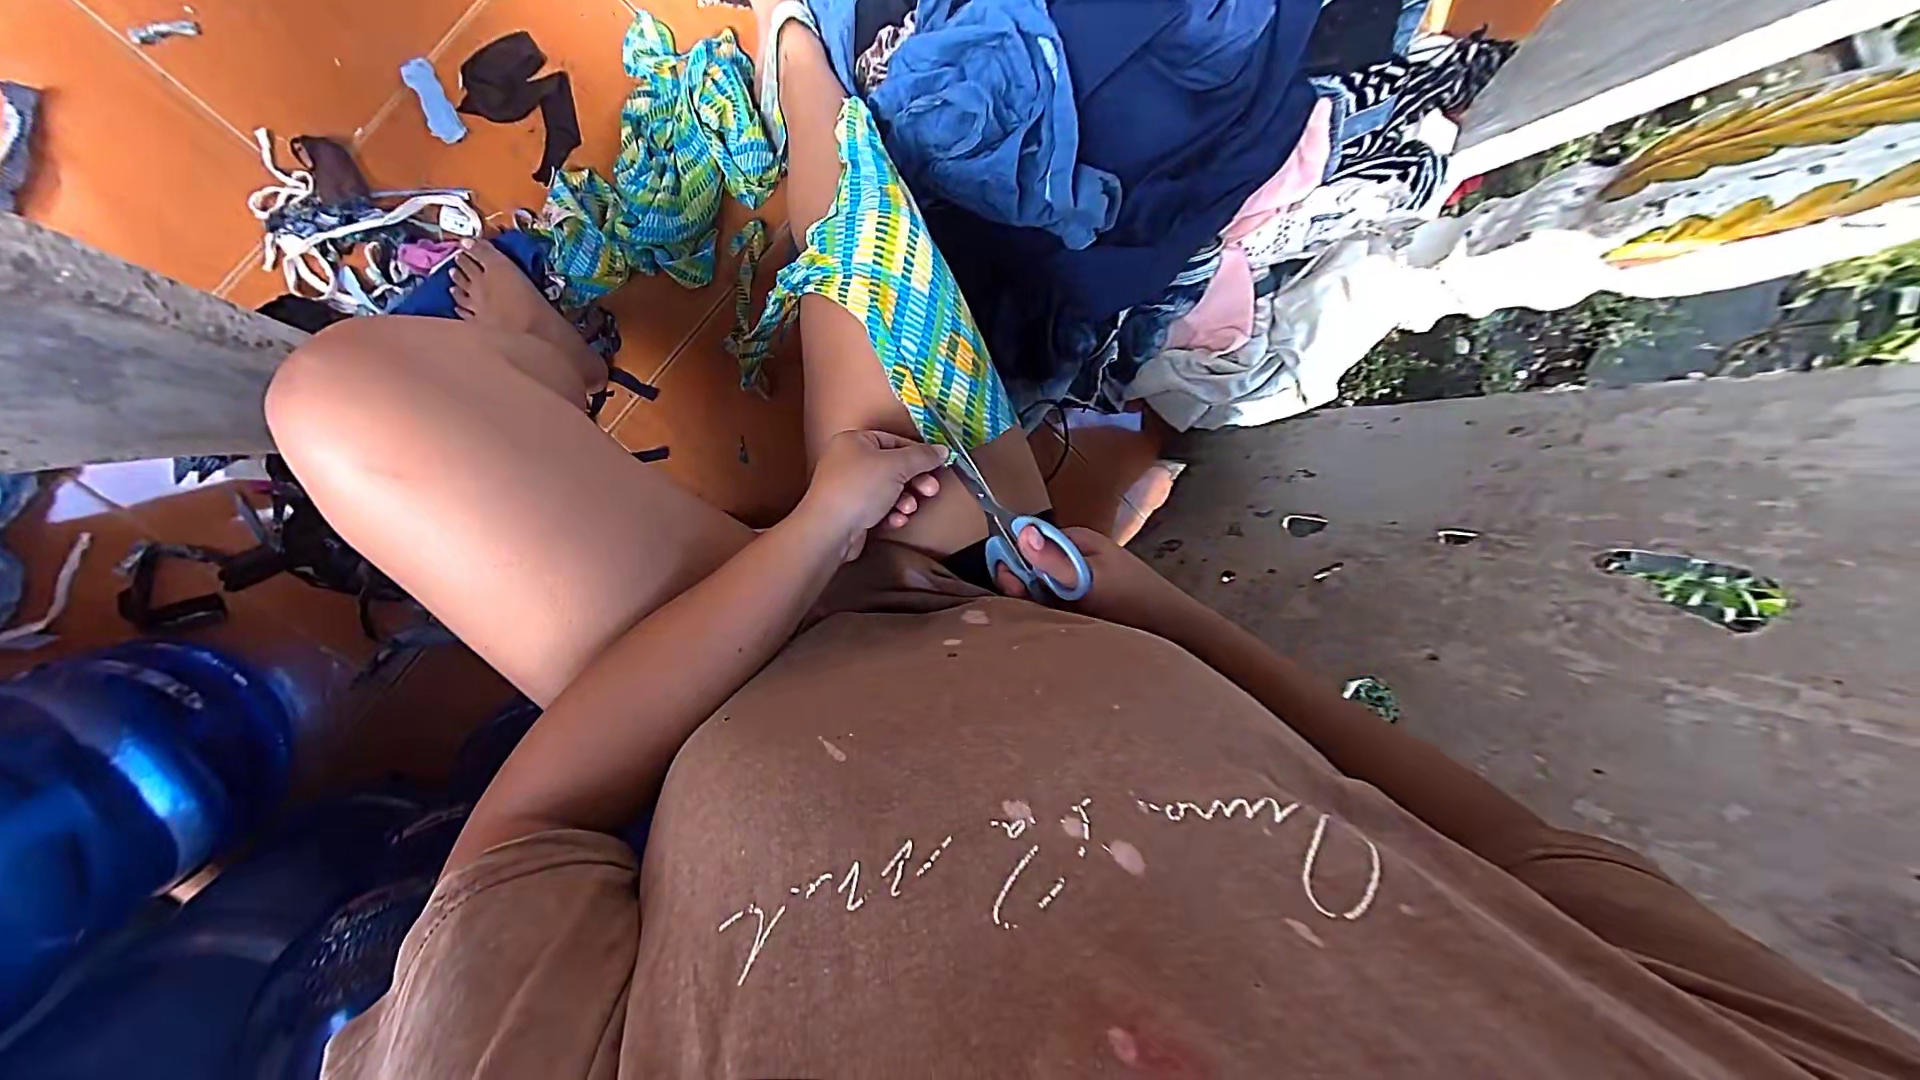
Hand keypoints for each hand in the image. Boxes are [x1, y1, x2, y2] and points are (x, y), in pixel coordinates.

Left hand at [799, 430, 949, 560]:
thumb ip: (922, 457)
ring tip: (908, 509)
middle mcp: (849, 461)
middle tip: (930, 490)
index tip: (938, 465)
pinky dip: (890, 513)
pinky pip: (879, 508)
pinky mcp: (852, 512)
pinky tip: (895, 521)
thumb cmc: (859, 489)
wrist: (829, 530)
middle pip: (894, 467)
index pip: (895, 441)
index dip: (918, 453)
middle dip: (915, 481)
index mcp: (855, 441)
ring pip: (889, 490)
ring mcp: (849, 488)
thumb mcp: (897, 466)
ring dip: (904, 500)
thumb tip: (942, 450)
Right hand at [993, 525, 1194, 631]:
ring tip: (1047, 621)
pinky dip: (1051, 617)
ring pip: (1041, 590)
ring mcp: (1077, 580)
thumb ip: (1053, 559)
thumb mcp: (1089, 578)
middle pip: (1030, 568)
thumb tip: (1021, 531)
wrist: (1173, 630)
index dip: (1014, 565)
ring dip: (1038, 607)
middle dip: (1025, 589)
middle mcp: (1073, 557)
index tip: (1014, 587)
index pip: (1027, 543)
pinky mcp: (1083, 602)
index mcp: (1074, 540)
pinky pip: (1055, 607)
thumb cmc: (1133, 599)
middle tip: (1033, 611)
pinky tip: (1056, 629)